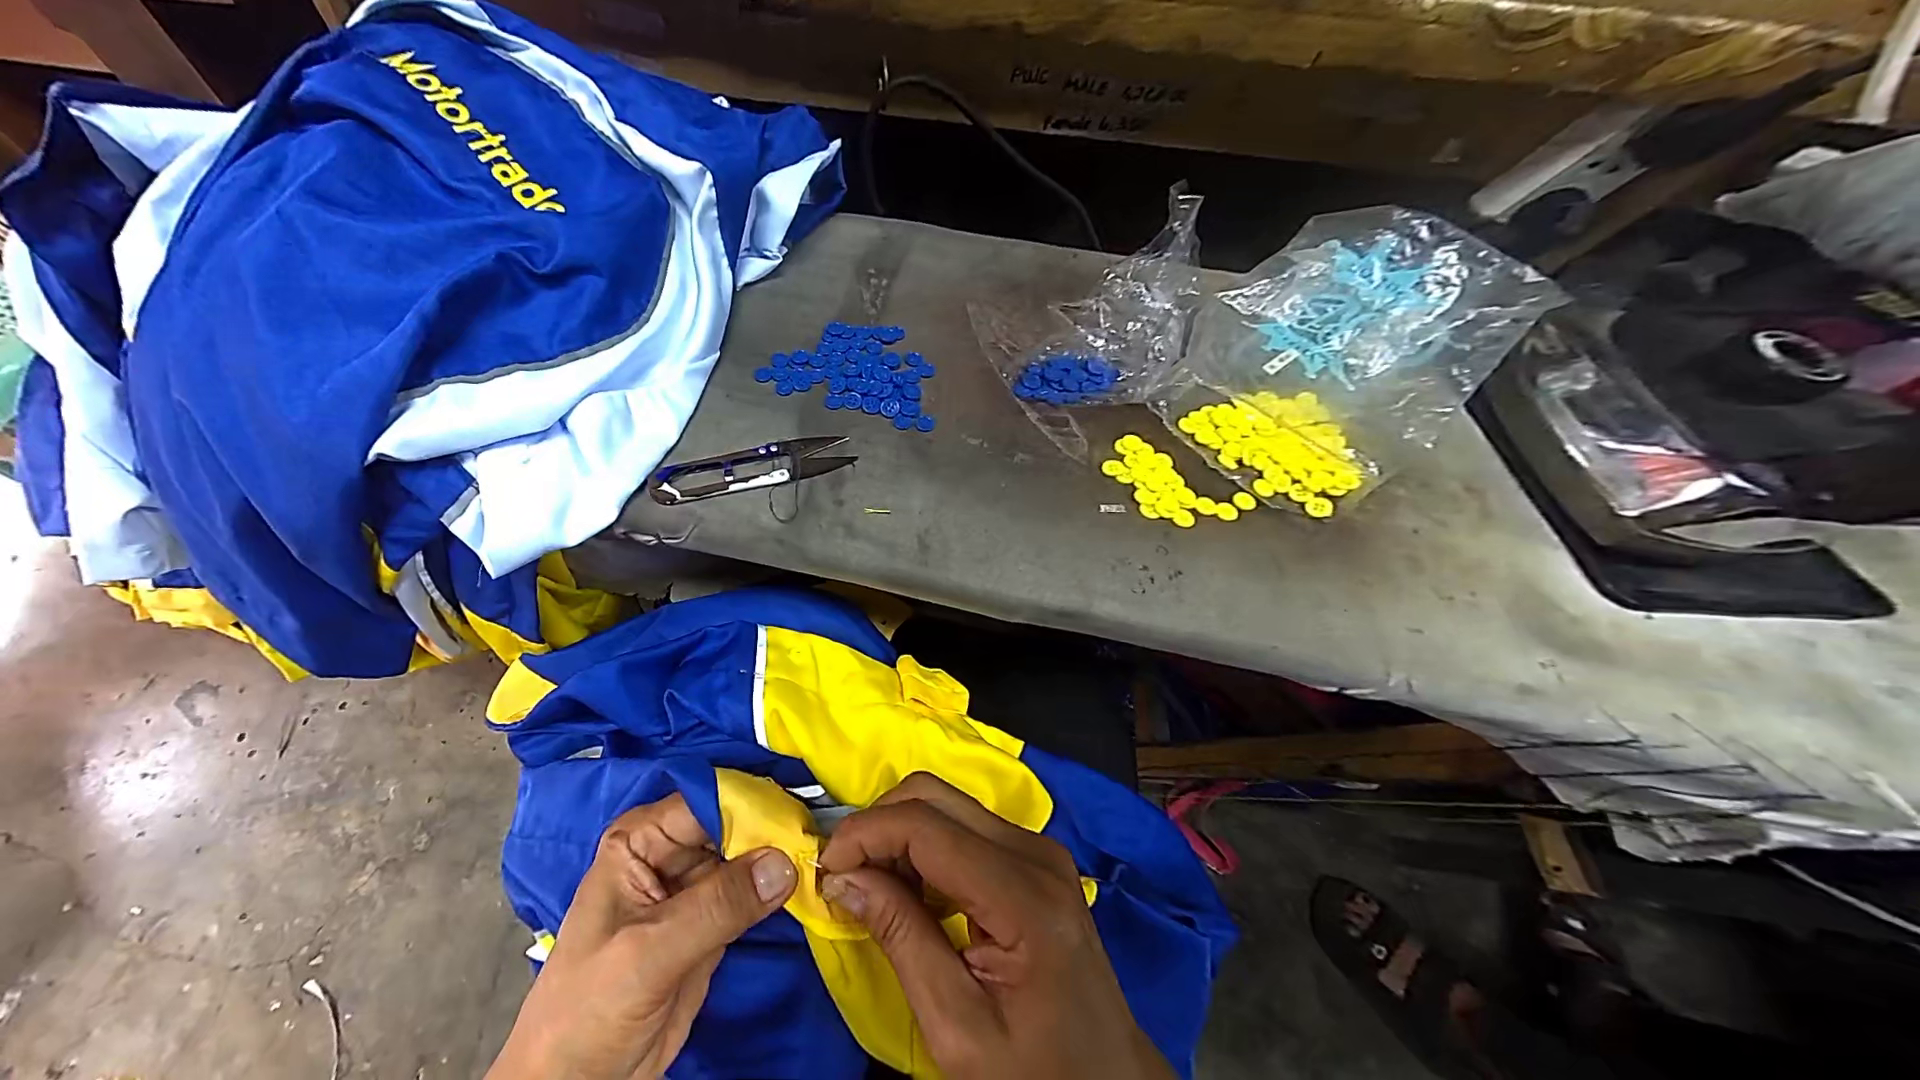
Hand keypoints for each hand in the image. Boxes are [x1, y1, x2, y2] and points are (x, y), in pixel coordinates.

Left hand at [486, 794, 797, 1079]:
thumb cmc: (588, 1010)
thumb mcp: (649, 954)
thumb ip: (717, 906)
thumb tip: (786, 862)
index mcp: (641, 841)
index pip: (708, 803)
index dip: (754, 805)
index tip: (800, 816)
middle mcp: (670, 853)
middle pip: (736, 825)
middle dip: (777, 830)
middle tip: (823, 839)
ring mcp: (695, 888)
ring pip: (751, 856)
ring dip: (785, 859)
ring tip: (825, 857)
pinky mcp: (716, 920)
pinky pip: (756, 893)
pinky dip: (782, 889)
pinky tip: (813, 883)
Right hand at [818, 773, 1173, 1079]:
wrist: (1106, 1075)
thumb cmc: (1033, 1067)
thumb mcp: (957, 1024)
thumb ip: (901, 939)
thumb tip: (844, 877)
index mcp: (1022, 894)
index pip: (926, 826)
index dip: (865, 835)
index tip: (825, 871)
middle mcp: (1034, 851)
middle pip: (935, 795)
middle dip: (877, 825)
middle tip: (845, 878)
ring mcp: (1038, 848)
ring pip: (946, 802)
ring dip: (898, 832)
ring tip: (874, 888)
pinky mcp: (1034, 855)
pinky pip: (964, 824)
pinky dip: (924, 843)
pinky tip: (911, 888)